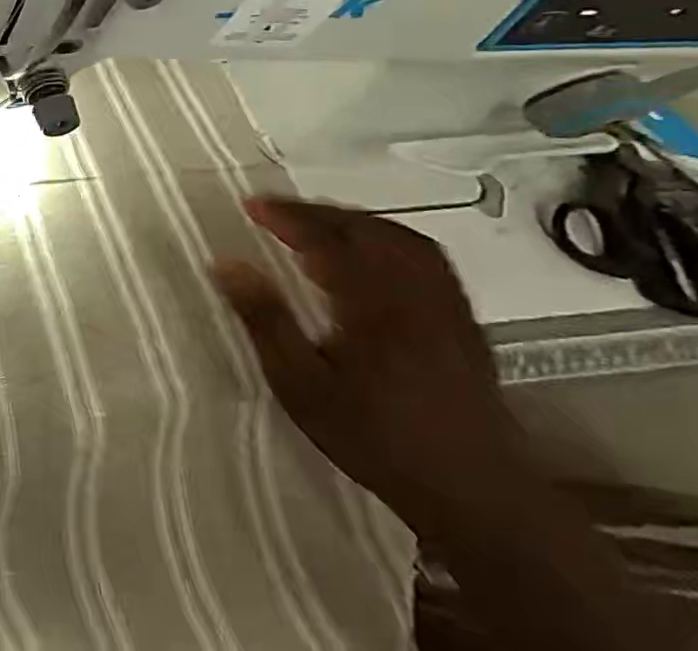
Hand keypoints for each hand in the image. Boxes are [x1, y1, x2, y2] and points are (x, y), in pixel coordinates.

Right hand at [212, 199, 530, 529]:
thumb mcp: (299, 382)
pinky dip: (388, 242)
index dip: (289, 217)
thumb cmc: (372, 436)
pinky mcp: (465, 324)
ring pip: (406, 242)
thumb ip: (264, 318)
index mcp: (377, 305)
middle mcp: (420, 295)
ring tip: (316, 225)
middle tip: (276, 211)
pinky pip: (427, 262)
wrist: (472, 493)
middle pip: (372, 231)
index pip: (330, 241)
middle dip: (320, 212)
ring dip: (356, 223)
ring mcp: (450, 308)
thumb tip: (226, 263)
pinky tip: (367, 258)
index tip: (250, 204)